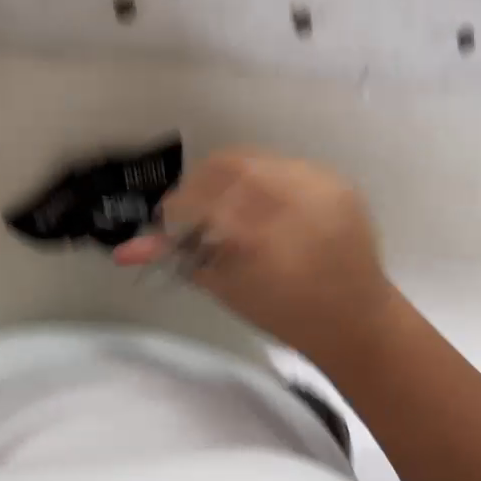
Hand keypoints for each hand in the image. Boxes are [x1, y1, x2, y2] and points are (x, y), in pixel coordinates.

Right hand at [114, 151, 395, 363]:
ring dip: (229, 176)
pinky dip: (262, 177)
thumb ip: (175, 258)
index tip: (168, 218)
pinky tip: (260, 201)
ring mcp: (319, 186)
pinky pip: (284, 164)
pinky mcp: (335, 180)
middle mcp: (294, 202)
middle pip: (229, 166)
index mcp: (264, 237)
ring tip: (224, 201)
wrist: (357, 321)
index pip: (204, 200)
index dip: (179, 205)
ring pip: (255, 159)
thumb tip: (123, 250)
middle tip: (191, 205)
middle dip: (201, 182)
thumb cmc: (285, 314)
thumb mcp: (225, 287)